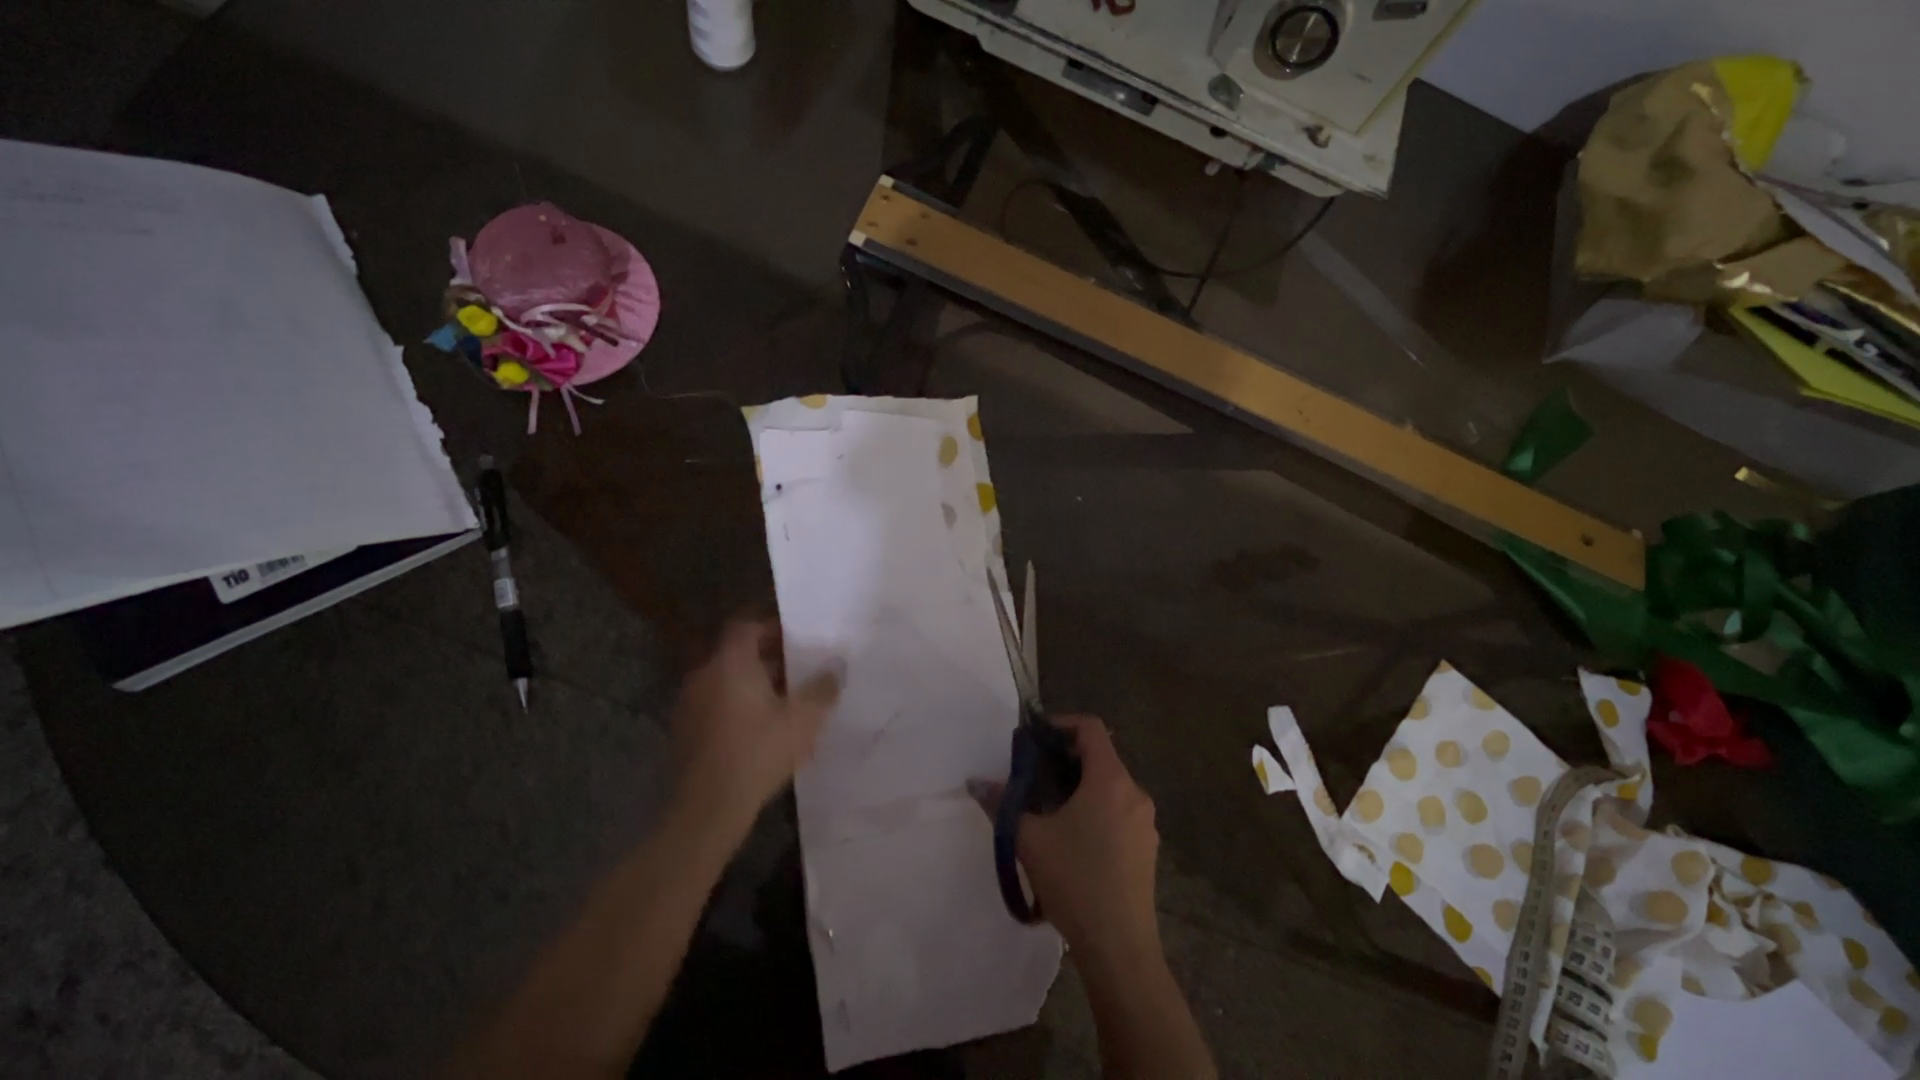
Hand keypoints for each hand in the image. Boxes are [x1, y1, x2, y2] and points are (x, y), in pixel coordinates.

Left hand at [671, 619, 840, 830]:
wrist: (706, 807)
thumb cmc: (758, 752)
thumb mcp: (803, 720)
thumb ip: (822, 689)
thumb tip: (836, 665)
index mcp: (730, 662)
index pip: (746, 627)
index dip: (771, 628)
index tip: (796, 640)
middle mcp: (704, 675)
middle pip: (736, 655)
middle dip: (767, 661)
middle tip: (798, 673)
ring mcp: (689, 705)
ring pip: (725, 683)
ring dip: (751, 688)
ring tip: (784, 706)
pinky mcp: (684, 733)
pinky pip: (715, 708)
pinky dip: (736, 711)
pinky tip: (760, 734)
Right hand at [976, 716, 1160, 968]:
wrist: (1119, 945)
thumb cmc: (1075, 880)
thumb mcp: (1030, 840)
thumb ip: (1003, 805)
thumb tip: (977, 783)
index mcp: (1111, 781)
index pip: (1091, 729)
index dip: (1061, 724)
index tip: (1033, 737)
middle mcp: (1135, 794)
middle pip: (1100, 758)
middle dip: (1064, 760)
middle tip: (1030, 774)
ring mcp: (1145, 824)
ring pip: (1109, 789)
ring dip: (1078, 788)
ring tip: (1045, 809)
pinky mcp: (1146, 850)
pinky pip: (1118, 814)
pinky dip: (1093, 811)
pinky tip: (1070, 841)